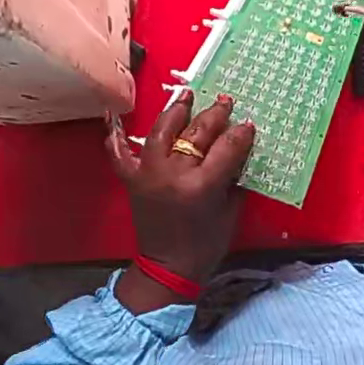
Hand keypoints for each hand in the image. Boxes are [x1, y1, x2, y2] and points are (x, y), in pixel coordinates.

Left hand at [107, 91, 255, 311]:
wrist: (168, 268)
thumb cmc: (206, 244)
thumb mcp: (230, 210)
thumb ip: (233, 177)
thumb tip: (238, 149)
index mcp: (202, 186)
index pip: (227, 147)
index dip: (241, 133)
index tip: (248, 124)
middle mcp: (173, 174)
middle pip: (197, 133)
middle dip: (214, 115)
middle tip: (224, 102)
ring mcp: (148, 175)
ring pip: (162, 132)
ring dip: (175, 111)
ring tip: (186, 96)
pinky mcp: (132, 181)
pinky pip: (121, 154)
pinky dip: (117, 137)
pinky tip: (115, 117)